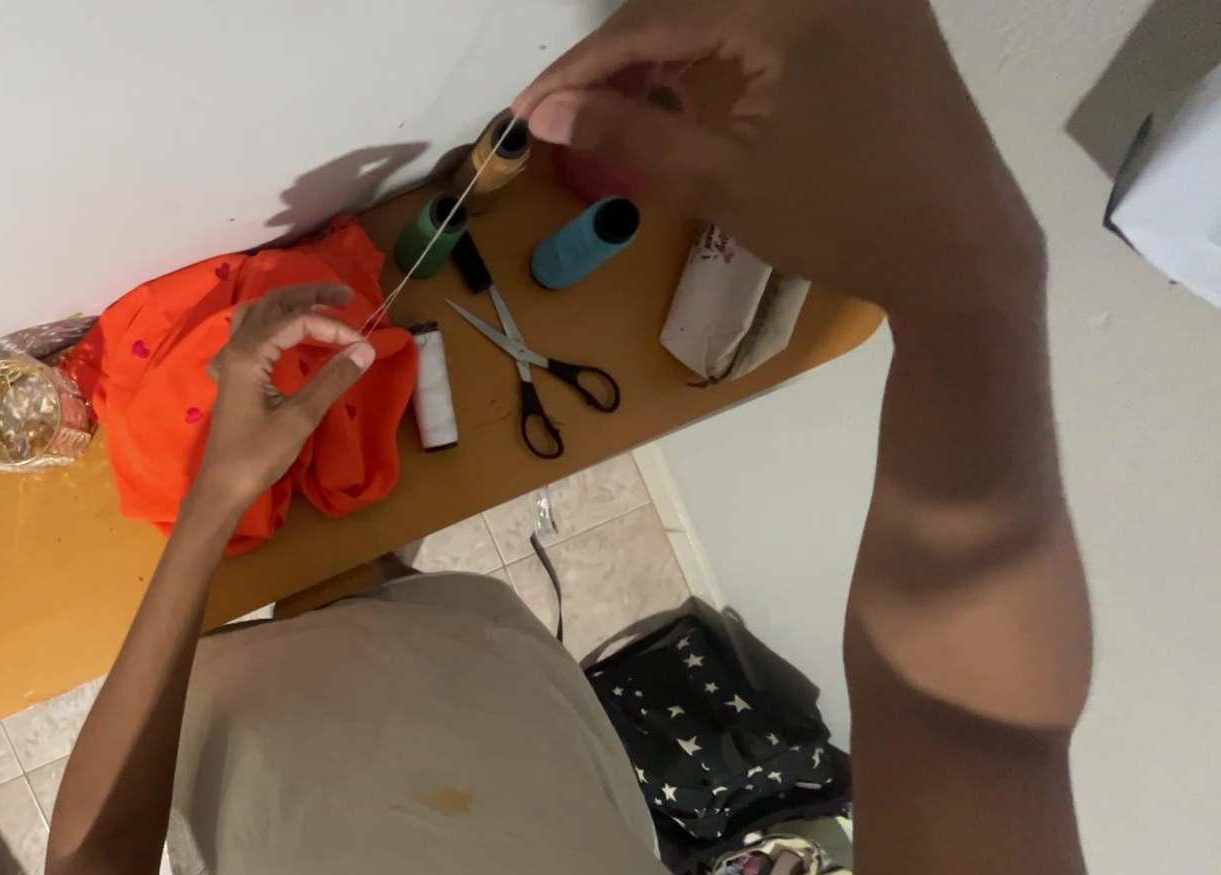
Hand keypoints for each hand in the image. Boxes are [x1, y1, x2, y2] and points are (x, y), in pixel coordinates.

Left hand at [187, 284, 375, 523]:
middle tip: (346, 297)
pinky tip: (280, 337)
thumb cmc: (258, 455)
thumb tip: (365, 350)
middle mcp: (236, 349)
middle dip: (310, 296)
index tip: (362, 344)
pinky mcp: (231, 377)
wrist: (222, 486)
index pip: (298, 321)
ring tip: (318, 308)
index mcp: (249, 353)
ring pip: (258, 315)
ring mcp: (230, 362)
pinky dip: (270, 325)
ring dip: (288, 306)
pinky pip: (247, 335)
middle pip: (274, 304)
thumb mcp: (300, 417)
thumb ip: (332, 380)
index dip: (333, 327)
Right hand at [513, 0, 1043, 320]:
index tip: (525, 109)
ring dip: (656, 57)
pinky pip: (762, 23)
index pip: (656, 17)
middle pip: (687, 4)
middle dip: (613, 59)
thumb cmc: (833, 216)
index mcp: (793, 2)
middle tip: (558, 115)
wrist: (953, 245)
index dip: (580, 65)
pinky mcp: (865, 20)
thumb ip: (626, 135)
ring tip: (602, 111)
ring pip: (722, 12)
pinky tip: (672, 95)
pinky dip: (707, 56)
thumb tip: (545, 113)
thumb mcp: (715, 178)